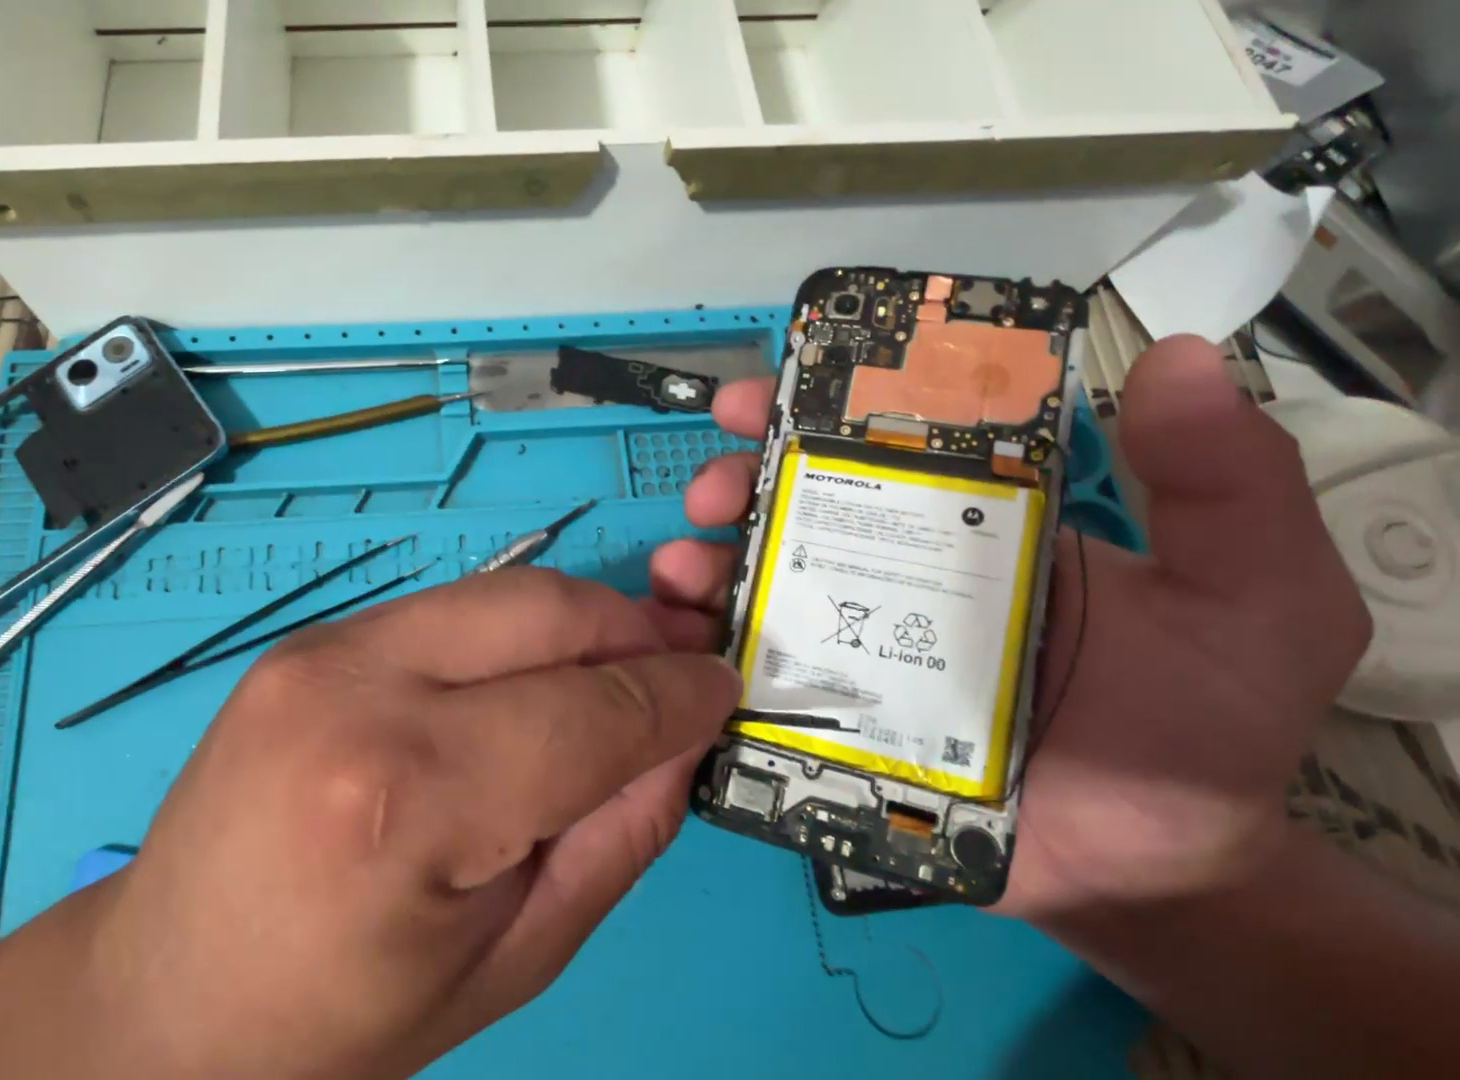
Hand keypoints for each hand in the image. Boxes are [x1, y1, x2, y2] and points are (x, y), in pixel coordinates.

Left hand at [88, 571, 740, 1077]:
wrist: (171, 992)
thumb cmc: (341, 1014)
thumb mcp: (512, 958)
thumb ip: (616, 836)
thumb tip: (679, 738)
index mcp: (411, 795)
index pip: (590, 712)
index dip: (675, 696)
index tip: (722, 689)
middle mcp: (358, 691)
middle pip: (545, 611)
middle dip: (632, 630)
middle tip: (676, 667)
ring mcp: (319, 652)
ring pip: (497, 593)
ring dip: (574, 626)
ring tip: (612, 675)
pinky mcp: (304, 643)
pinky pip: (444, 612)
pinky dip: (507, 636)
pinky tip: (523, 683)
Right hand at [650, 336, 1370, 918]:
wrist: (1145, 872)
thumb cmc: (1192, 729)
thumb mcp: (1250, 601)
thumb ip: (1228, 490)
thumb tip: (1182, 358)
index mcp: (968, 526)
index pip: (878, 448)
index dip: (809, 412)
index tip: (751, 397)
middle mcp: (893, 578)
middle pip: (791, 512)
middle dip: (734, 484)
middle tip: (712, 493)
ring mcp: (850, 654)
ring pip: (752, 590)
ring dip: (700, 566)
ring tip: (684, 571)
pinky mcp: (821, 725)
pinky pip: (743, 680)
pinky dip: (697, 657)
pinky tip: (680, 647)